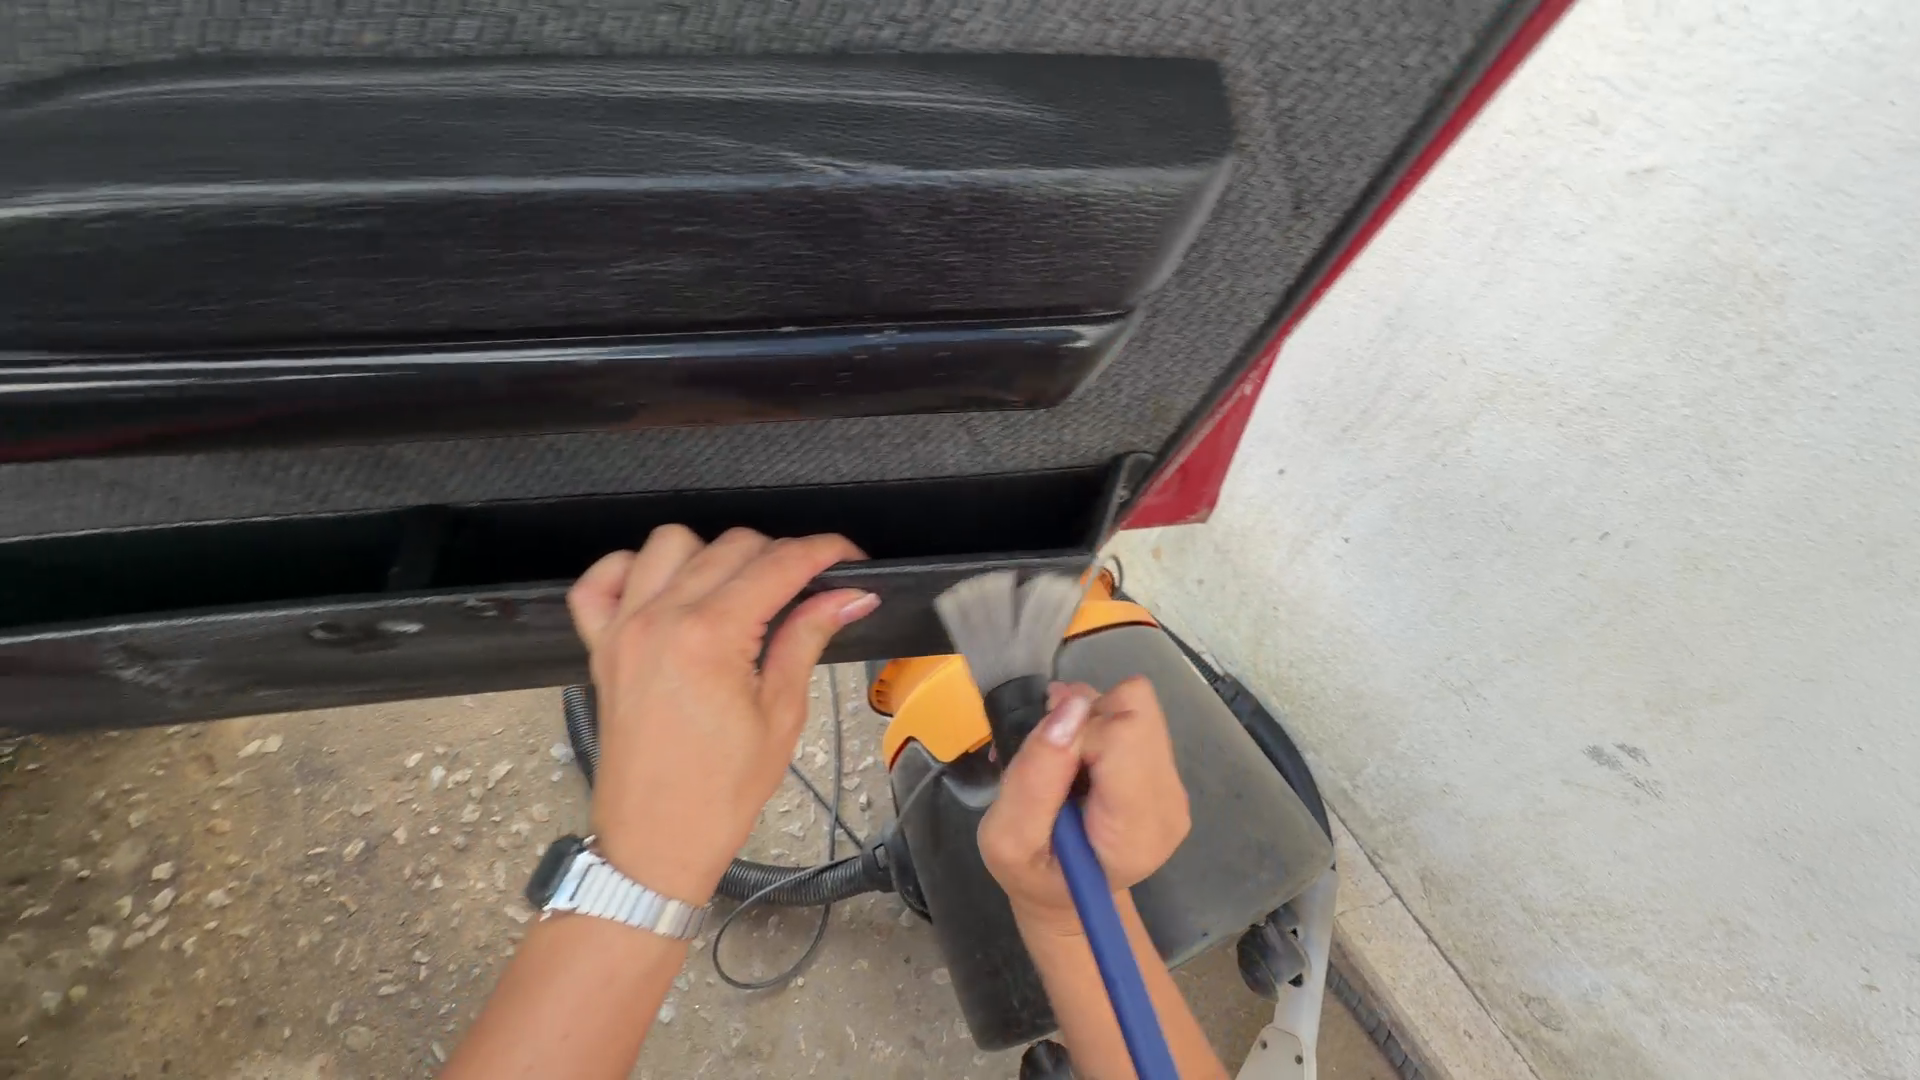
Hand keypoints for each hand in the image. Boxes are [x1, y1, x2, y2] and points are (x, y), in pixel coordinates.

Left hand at [565, 525, 877, 902]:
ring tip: (741, 590)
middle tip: (809, 586)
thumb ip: (808, 637)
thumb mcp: (782, 714)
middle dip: (781, 555)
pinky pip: (602, 579)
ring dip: (714, 553)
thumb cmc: (721, 792)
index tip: (848, 556)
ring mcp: (623, 628)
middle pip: (733, 545)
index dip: (825, 551)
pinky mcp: (601, 646)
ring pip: (672, 542)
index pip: (780, 564)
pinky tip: (668, 589)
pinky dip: (635, 569)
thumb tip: (850, 596)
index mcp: (711, 637)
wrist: (655, 844)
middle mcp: (660, 619)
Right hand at [977, 677, 1191, 935]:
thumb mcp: (1007, 839)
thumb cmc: (1032, 873)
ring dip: (1088, 719)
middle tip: (1050, 752)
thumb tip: (1070, 706)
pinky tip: (1077, 757)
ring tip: (1060, 757)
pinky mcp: (1165, 769)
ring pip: (1134, 704)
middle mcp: (1169, 802)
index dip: (1076, 731)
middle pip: (1135, 709)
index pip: (1124, 730)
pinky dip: (1098, 724)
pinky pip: (1134, 714)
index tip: (1048, 761)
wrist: (1065, 889)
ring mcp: (1173, 784)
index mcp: (1136, 828)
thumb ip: (1033, 774)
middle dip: (1084, 718)